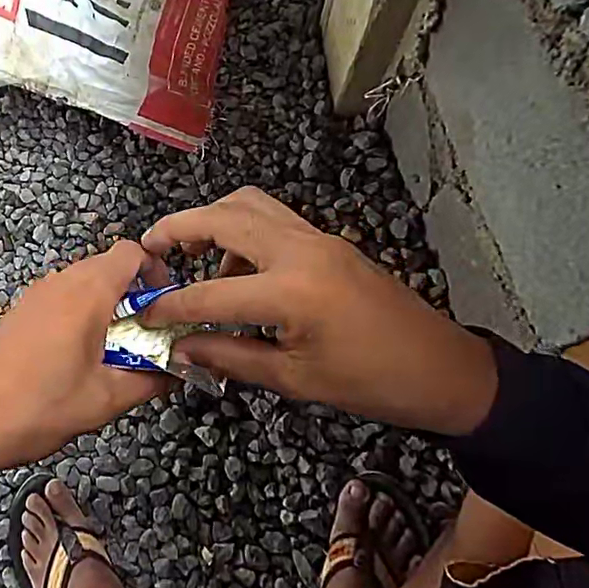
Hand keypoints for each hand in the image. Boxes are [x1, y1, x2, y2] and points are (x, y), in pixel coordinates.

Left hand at [0, 241, 174, 472]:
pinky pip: (61, 297)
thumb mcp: (105, 399)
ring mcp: (37, 295)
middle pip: (109, 266)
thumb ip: (150, 380)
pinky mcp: (21, 310)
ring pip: (84, 282)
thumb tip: (176, 372)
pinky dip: (81, 313)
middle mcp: (60, 283)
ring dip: (107, 306)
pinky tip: (81, 355)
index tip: (165, 305)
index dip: (156, 271)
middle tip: (146, 334)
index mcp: (86, 293)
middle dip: (135, 295)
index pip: (131, 252)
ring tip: (115, 350)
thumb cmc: (35, 407)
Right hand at [140, 187, 498, 434]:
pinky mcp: (326, 239)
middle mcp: (301, 249)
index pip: (211, 293)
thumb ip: (229, 357)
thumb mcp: (295, 379)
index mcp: (292, 291)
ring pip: (248, 203)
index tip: (143, 312)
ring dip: (211, 220)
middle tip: (151, 248)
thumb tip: (181, 348)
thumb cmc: (373, 383)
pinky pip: (271, 217)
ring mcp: (316, 237)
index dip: (171, 306)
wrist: (446, 369)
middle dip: (178, 227)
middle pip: (223, 216)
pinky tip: (237, 268)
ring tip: (193, 253)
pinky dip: (241, 229)